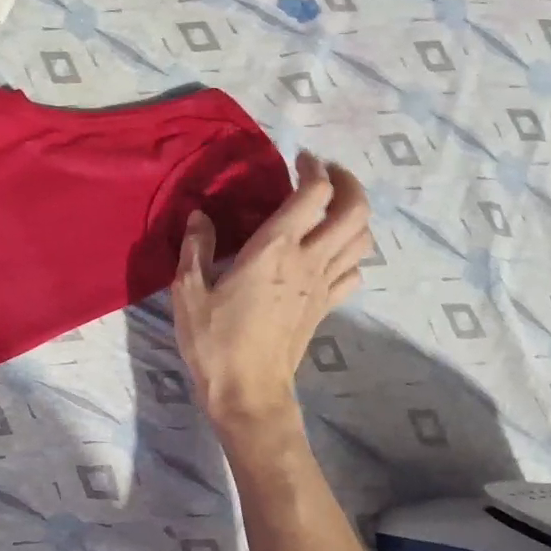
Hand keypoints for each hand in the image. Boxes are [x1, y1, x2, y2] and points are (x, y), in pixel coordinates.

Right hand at [173, 151, 371, 420]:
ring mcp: (322, 286)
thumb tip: (199, 216)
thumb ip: (196, 248)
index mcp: (275, 249)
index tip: (299, 160)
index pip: (314, 194)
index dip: (313, 169)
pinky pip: (354, 272)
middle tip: (326, 175)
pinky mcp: (325, 308)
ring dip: (355, 216)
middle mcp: (308, 260)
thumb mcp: (188, 291)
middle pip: (355, 211)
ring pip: (362, 239)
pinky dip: (350, 255)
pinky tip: (330, 256)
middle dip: (348, 184)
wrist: (247, 391)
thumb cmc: (214, 341)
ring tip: (332, 210)